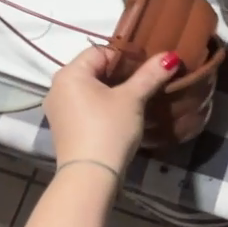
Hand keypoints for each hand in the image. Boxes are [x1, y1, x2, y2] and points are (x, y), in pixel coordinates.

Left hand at [43, 47, 180, 170]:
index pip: (100, 51)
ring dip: (111, 92)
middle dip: (120, 75)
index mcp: (69, 73)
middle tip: (144, 86)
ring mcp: (57, 109)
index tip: (146, 71)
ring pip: (89, 90)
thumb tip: (170, 56)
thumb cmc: (110, 129)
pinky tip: (117, 118)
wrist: (91, 175)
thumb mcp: (132, 99)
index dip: (126, 58)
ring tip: (134, 103)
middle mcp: (57, 87)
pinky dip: (101, 107)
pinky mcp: (63, 128)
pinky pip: (84, 107)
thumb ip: (150, 75)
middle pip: (94, 70)